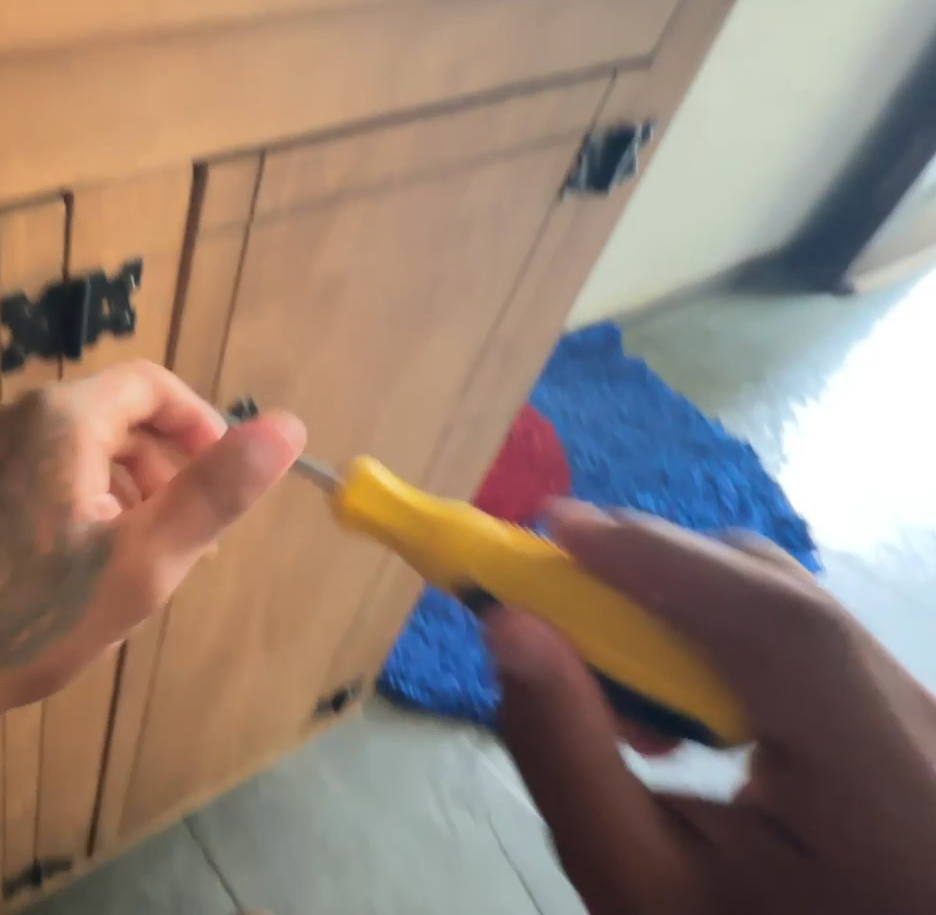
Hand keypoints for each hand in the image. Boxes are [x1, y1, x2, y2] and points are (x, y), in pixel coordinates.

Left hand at [0, 360, 305, 729]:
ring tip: (140, 557)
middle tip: (188, 539)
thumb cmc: (35, 618)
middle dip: (161, 468)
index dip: (199, 425)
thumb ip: (214, 490)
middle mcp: (11, 417)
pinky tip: (80, 561)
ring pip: (73, 447)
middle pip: (111, 416)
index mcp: (58, 417)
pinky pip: (35, 470)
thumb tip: (287, 426)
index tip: (223, 480)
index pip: (150, 386)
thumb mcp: (143, 560)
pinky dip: (75, 497)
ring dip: (120, 487)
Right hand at [486, 501, 935, 914]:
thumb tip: (506, 622)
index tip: (555, 527)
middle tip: (553, 588)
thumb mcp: (624, 871)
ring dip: (677, 603)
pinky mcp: (911, 717)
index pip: (784, 632)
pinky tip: (678, 695)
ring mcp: (934, 725)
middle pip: (786, 600)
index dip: (663, 560)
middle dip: (651, 572)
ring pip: (791, 605)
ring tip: (616, 674)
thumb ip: (561, 748)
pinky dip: (713, 628)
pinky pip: (803, 631)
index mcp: (894, 805)